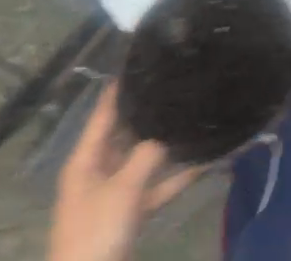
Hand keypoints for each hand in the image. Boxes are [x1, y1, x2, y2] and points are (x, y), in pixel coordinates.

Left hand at [49, 83, 201, 260]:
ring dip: (167, 145)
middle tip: (178, 84)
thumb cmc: (96, 232)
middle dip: (150, 113)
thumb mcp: (123, 190)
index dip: (121, 88)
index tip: (142, 59)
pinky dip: (176, 177)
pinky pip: (156, 187)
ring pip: (144, 159)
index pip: (104, 114)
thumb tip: (168, 132)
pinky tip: (204, 163)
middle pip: (126, 134)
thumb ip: (148, 155)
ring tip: (194, 117)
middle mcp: (98, 170)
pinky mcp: (131, 214)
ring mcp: (115, 193)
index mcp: (85, 160)